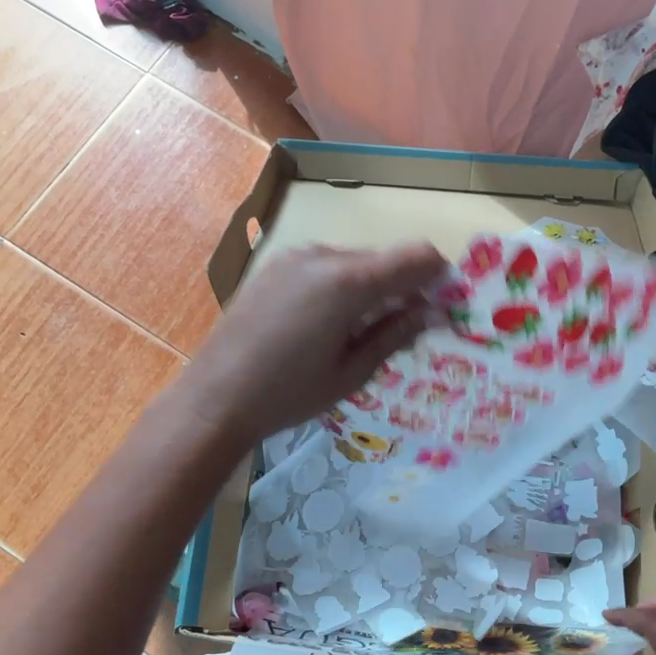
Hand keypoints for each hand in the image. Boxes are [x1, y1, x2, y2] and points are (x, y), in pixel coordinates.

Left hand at [180, 242, 448, 444]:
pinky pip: (323, 266)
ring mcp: (293, 258)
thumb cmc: (288, 394)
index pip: (416, 256)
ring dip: (369, 285)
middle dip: (403, 284)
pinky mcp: (273, 267)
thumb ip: (394, 334)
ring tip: (358, 331)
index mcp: (348, 282)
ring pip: (353, 260)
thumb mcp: (350, 373)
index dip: (437, 276)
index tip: (440, 305)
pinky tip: (325, 324)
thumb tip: (429, 312)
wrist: (215, 398)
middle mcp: (322, 256)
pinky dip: (339, 285)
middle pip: (384, 257)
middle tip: (403, 326)